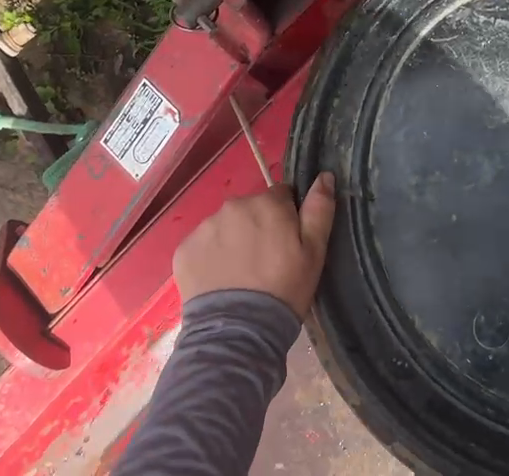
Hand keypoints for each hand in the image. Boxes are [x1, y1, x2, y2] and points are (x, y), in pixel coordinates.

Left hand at [173, 172, 336, 318]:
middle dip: (258, 227)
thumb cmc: (284, 289)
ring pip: (226, 226)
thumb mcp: (314, 251)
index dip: (286, 217)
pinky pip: (203, 245)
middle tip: (265, 262)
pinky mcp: (184, 250)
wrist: (237, 332)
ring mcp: (205, 227)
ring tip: (241, 274)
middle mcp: (233, 206)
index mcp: (267, 203)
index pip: (281, 195)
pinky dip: (210, 257)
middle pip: (251, 209)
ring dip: (234, 240)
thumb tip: (324, 176)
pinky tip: (220, 280)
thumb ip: (319, 209)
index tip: (287, 243)